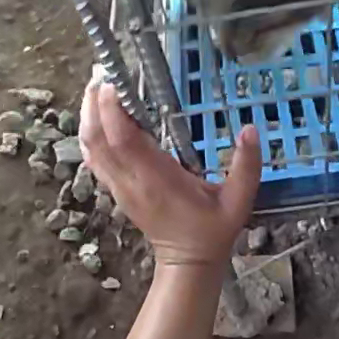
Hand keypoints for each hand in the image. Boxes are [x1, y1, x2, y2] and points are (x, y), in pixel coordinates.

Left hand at [79, 79, 260, 267]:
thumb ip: (246, 167)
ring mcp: (119, 187)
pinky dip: (91, 133)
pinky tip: (98, 116)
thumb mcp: (238, 201)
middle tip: (102, 76)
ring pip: (90, 148)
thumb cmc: (212, 231)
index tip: (116, 84)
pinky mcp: (116, 190)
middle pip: (97, 139)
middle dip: (93, 105)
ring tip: (97, 88)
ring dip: (88, 117)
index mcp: (157, 181)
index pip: (124, 141)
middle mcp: (130, 182)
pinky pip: (95, 158)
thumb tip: (250, 129)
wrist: (188, 262)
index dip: (114, 111)